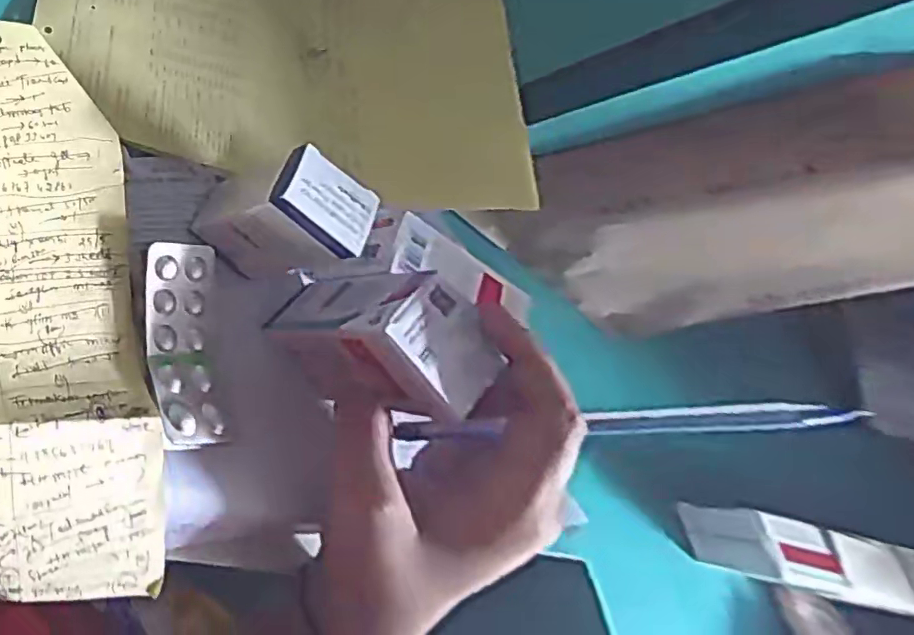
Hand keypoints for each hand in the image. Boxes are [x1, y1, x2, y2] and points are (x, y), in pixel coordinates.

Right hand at [311, 302, 583, 634]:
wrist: (366, 617)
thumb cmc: (377, 573)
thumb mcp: (366, 504)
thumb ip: (364, 432)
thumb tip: (360, 371)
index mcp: (516, 504)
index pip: (553, 420)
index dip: (531, 362)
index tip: (487, 317)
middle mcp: (522, 494)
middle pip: (538, 410)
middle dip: (505, 354)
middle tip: (452, 310)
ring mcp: (497, 488)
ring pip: (508, 413)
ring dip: (479, 366)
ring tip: (434, 326)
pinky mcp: (469, 482)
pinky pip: (476, 421)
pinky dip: (455, 386)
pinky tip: (415, 367)